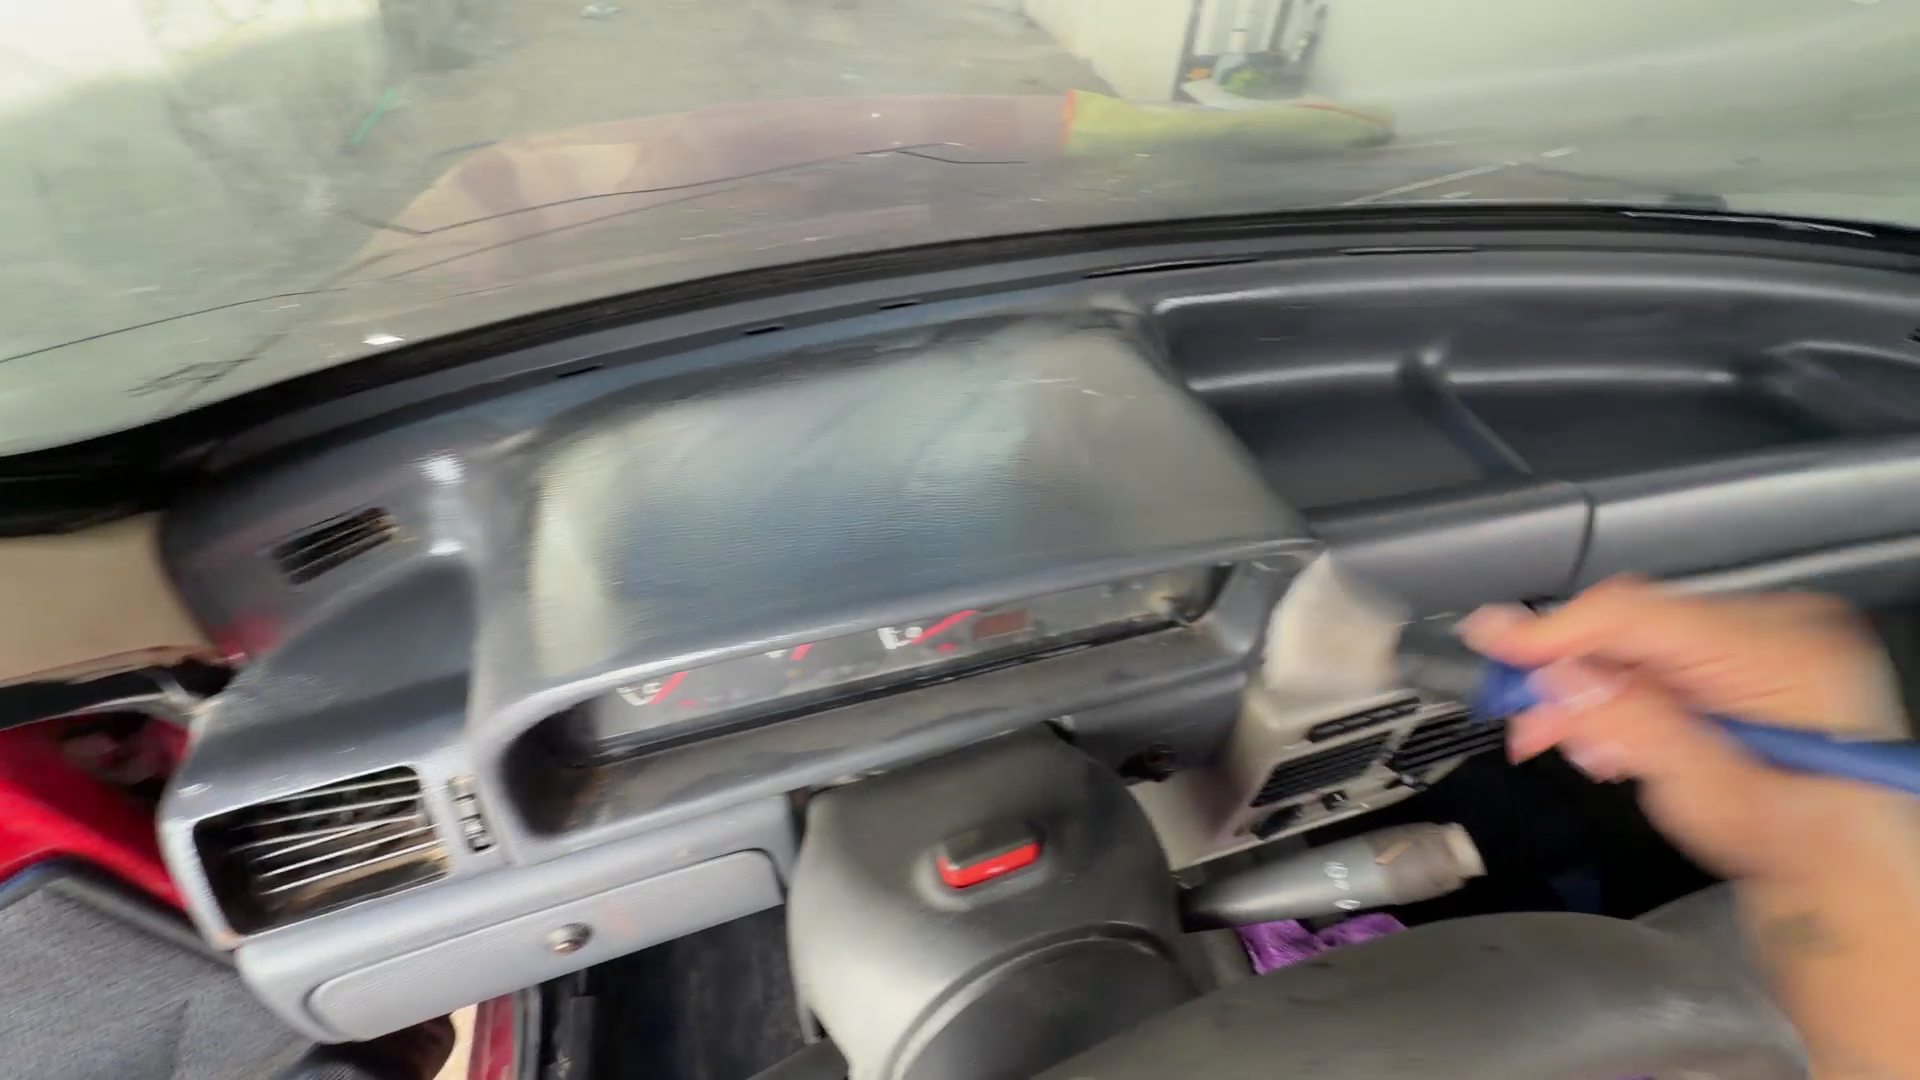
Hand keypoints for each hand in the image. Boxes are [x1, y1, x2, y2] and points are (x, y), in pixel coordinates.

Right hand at [1460, 578, 1918, 887]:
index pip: (1636, 614)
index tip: (1487, 641)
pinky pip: (1631, 652)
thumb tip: (1557, 678)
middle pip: (1622, 624)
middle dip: (1559, 670)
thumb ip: (1632, 727)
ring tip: (1549, 735)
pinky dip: (1596, 689)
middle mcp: (1772, 630)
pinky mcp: (1724, 650)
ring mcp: (1749, 637)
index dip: (1552, 629)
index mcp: (1783, 655)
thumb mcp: (1707, 793)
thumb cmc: (1795, 843)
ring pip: (1616, 640)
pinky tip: (1589, 729)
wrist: (1836, 864)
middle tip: (1518, 712)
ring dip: (1571, 687)